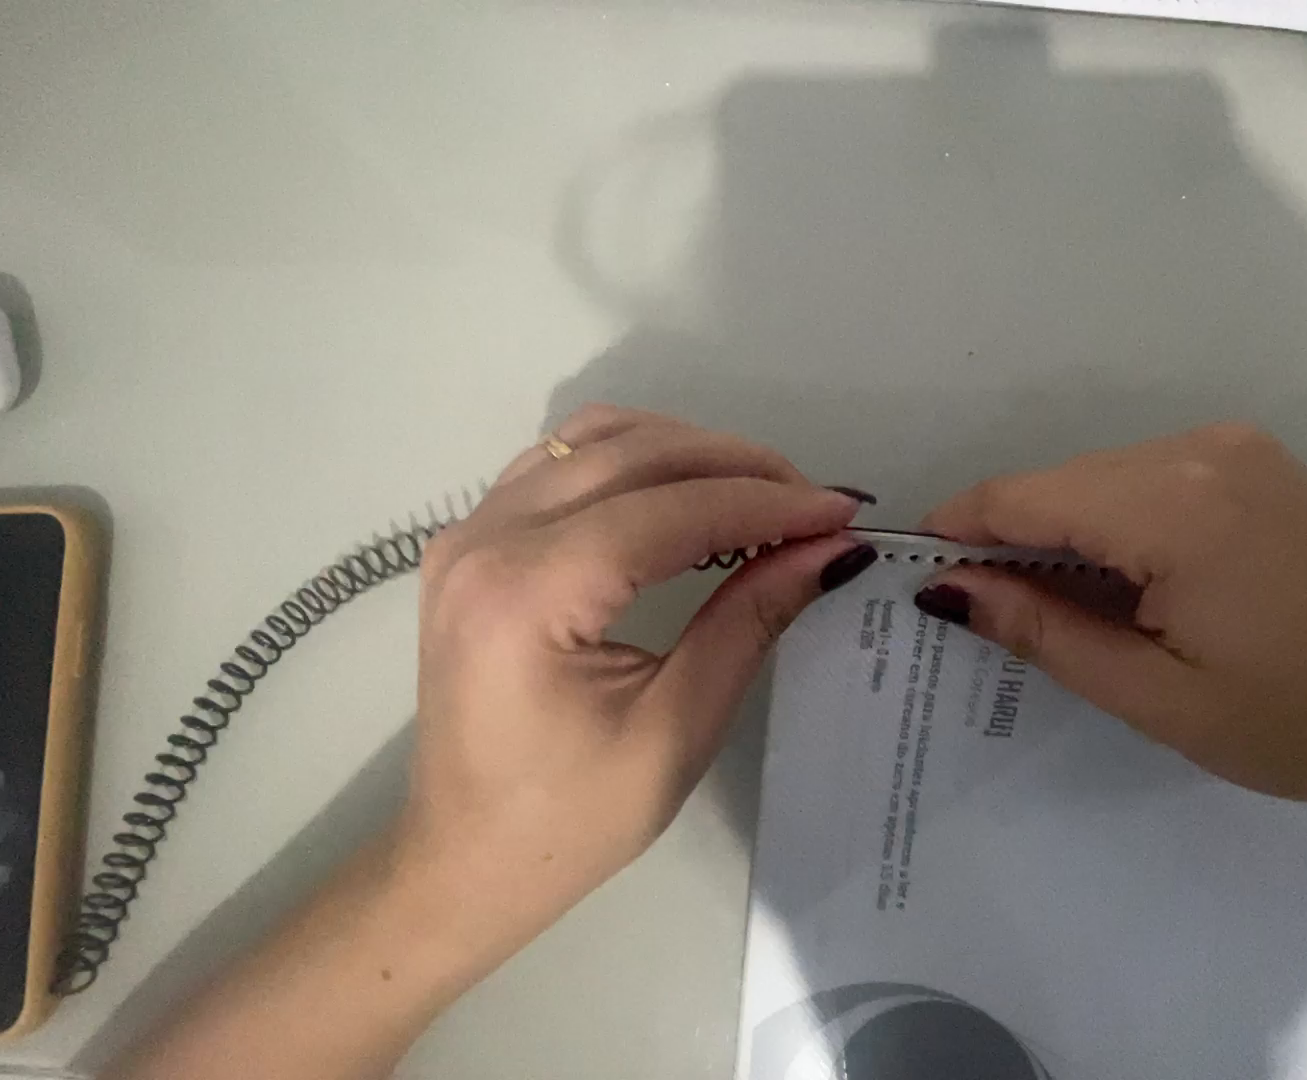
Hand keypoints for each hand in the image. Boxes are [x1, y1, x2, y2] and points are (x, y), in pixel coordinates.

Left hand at [397, 406, 877, 940]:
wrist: (466, 860)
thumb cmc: (570, 820)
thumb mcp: (677, 729)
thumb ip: (748, 622)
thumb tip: (827, 551)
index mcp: (525, 597)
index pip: (668, 512)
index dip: (765, 503)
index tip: (839, 512)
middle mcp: (485, 540)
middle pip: (633, 455)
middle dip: (738, 467)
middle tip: (812, 503)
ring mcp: (470, 532)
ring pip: (597, 439)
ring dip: (689, 450)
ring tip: (759, 491)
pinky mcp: (474, 539)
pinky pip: (564, 461)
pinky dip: (636, 457)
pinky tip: (683, 489)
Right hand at [915, 423, 1306, 813]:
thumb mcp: (1156, 697)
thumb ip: (1042, 631)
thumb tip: (946, 588)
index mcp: (1172, 507)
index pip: (1020, 498)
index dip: (957, 531)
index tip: (919, 576)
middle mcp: (1195, 450)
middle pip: (1052, 484)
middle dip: (1004, 541)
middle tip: (986, 614)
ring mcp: (1228, 447)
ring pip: (1090, 480)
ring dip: (1054, 535)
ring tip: (1056, 610)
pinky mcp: (1246, 461)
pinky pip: (1135, 480)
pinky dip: (1102, 524)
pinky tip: (1117, 582)